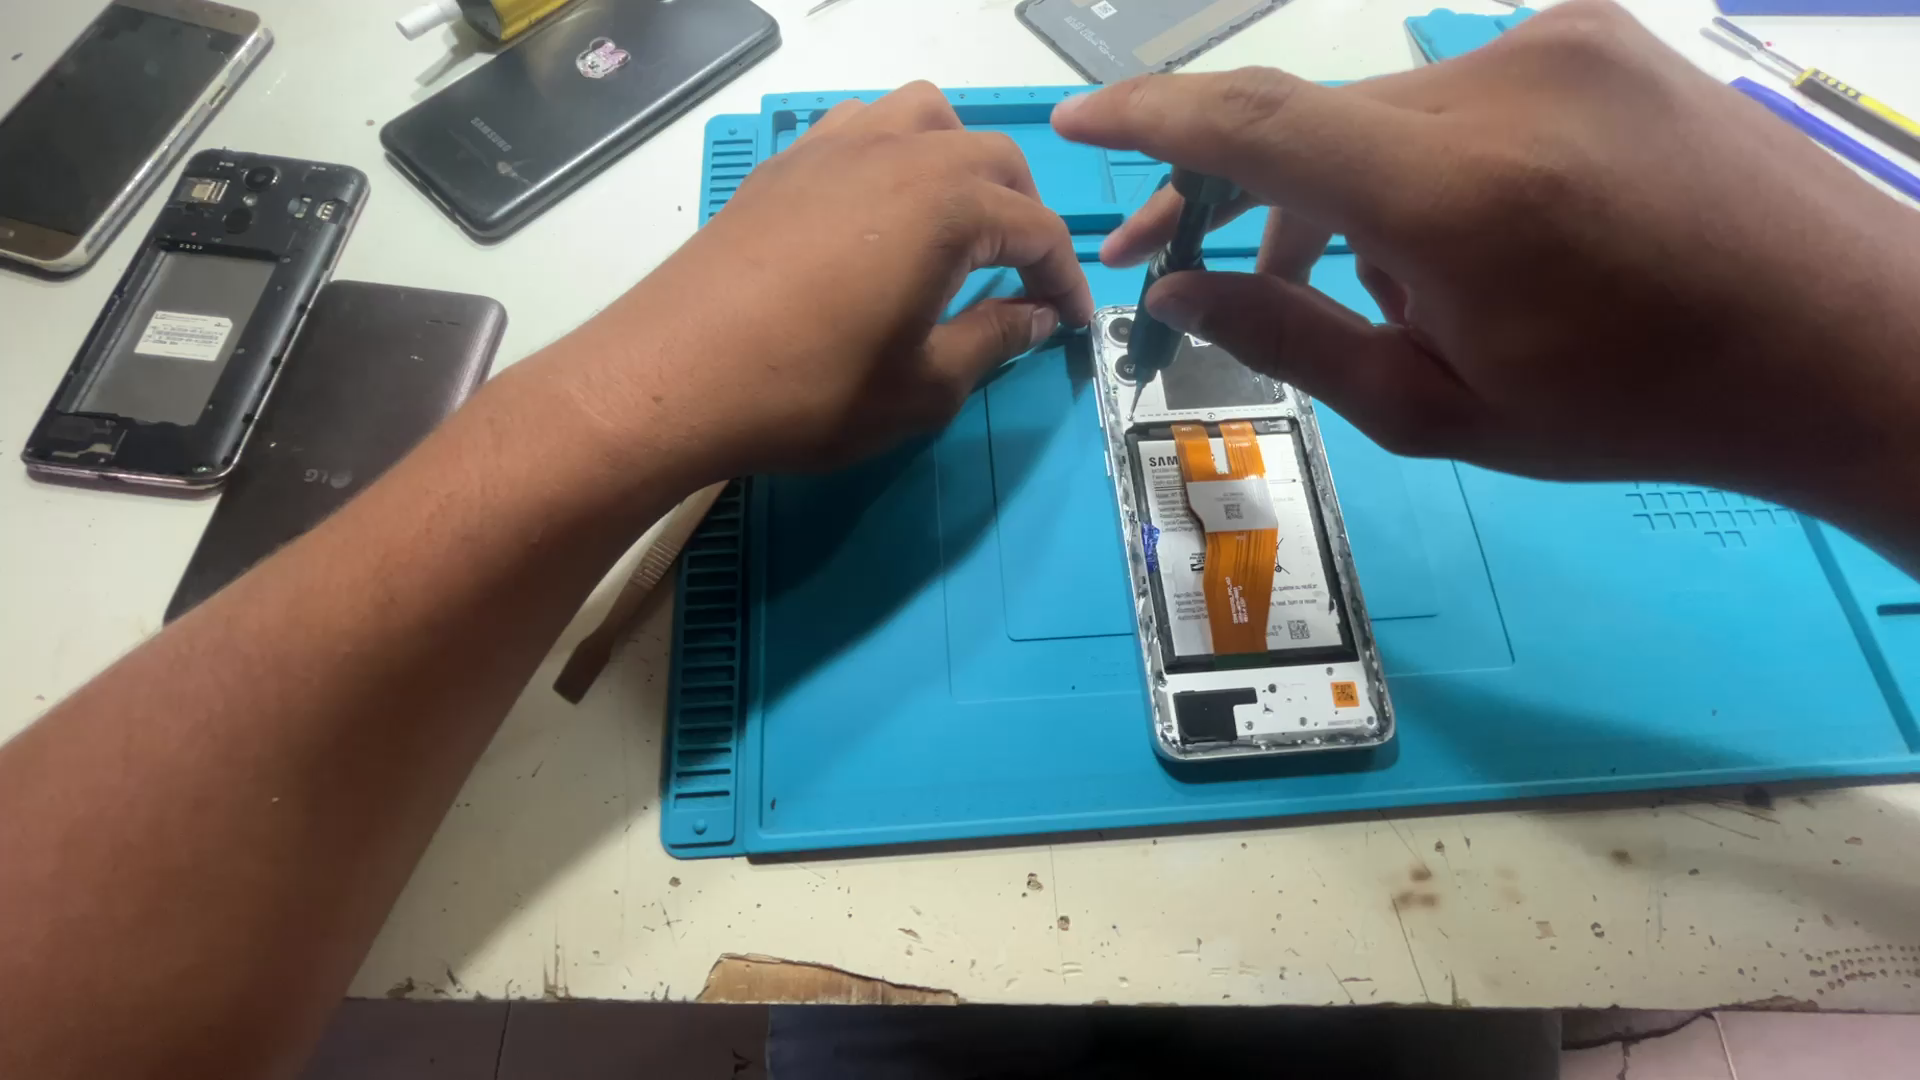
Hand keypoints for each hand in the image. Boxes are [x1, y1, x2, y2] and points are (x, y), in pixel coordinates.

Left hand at [561, 81, 1091, 481]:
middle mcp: (896, 152)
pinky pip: (861, 131)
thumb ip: (994, 341)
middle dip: (1025, 217)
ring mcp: (832, 148)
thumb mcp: (923, 387)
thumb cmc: (812, 393)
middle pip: (992, 161)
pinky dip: (895, 159)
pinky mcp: (783, 166)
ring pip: (926, 121)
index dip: (1065, 280)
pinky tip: (881, 216)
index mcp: (946, 205)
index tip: (1072, 325)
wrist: (673, 380)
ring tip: (957, 231)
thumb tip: (1039, 318)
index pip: (1036, 230)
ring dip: (962, 169)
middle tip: (1023, 281)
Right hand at [1053, 1, 1919, 540]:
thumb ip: (1284, 337)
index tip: (1077, 127)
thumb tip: (1175, 291)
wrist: (1843, 343)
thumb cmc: (1618, 408)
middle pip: (1297, 125)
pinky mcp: (1585, 44)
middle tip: (1160, 265)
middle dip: (1214, 197)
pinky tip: (1423, 250)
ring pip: (1362, 121)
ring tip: (1327, 291)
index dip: (1149, 121)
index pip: (1256, 125)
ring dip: (1311, 202)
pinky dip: (1387, 179)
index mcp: (1454, 191)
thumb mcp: (1423, 407)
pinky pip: (1432, 110)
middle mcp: (1497, 83)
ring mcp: (1551, 48)